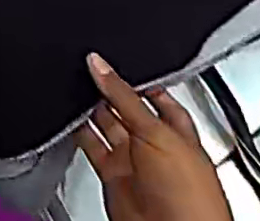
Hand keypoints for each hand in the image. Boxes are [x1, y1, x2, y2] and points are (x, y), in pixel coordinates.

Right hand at [73, 53, 232, 220]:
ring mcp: (133, 161)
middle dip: (107, 87)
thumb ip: (124, 96)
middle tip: (87, 67)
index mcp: (177, 133)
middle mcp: (155, 145)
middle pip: (125, 107)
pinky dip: (77, 130)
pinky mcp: (113, 175)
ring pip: (106, 123)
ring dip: (89, 106)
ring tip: (73, 83)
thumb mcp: (156, 134)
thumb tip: (99, 63)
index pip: (155, 95)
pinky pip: (91, 144)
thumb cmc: (192, 201)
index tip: (113, 58)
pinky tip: (68, 114)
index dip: (136, 77)